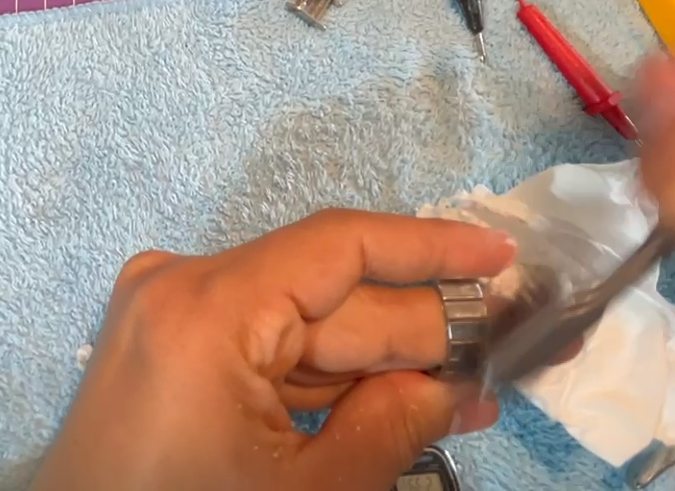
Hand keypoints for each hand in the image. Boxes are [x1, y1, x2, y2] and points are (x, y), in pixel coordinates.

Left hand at [31, 211, 514, 490]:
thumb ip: (385, 429)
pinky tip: (392, 393)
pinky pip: (261, 341)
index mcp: (209, 304)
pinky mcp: (167, 335)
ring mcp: (169, 305)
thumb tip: (451, 386)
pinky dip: (321, 370)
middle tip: (506, 341)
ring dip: (376, 353)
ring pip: (296, 319)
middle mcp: (183, 281)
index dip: (426, 245)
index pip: (336, 247)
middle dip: (416, 324)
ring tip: (467, 381)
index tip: (498, 254)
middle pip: (324, 292)